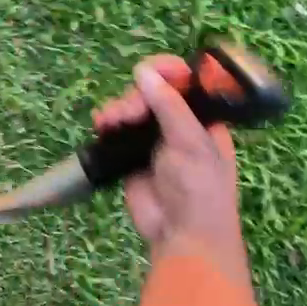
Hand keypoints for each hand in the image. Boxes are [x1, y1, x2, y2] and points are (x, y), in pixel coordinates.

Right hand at [92, 55, 249, 285]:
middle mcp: (179, 124)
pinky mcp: (131, 151)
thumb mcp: (191, 143)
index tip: (150, 71)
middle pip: (152, 90)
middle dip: (136, 96)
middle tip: (127, 113)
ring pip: (131, 106)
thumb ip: (169, 106)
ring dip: (118, 108)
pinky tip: (102, 125)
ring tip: (108, 122)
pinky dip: (107, 121)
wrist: (180, 234)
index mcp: (204, 120)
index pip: (187, 82)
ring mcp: (154, 138)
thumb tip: (143, 71)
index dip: (169, 71)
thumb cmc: (200, 190)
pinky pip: (116, 125)